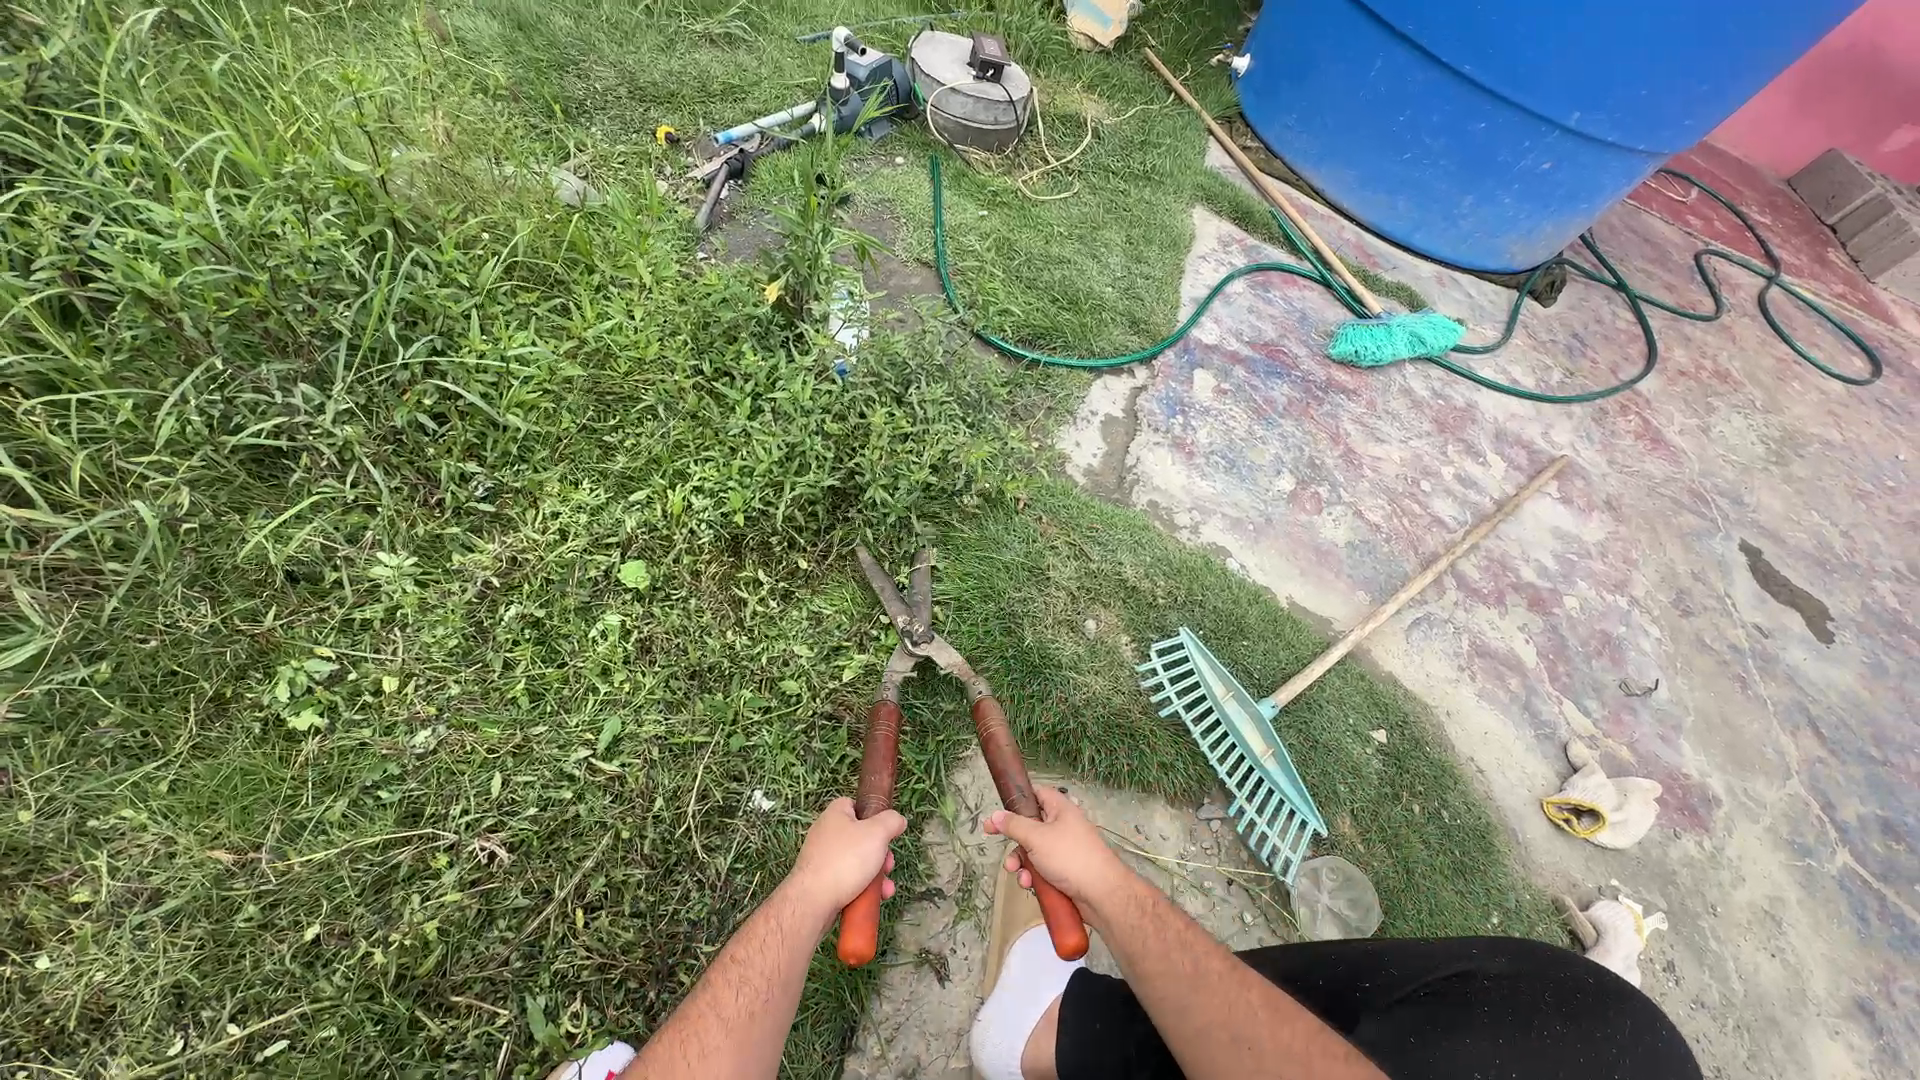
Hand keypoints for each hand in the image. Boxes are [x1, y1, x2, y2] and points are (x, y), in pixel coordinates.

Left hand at [785, 797, 907, 916]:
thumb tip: (898, 820)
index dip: (872, 815)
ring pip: (857, 862)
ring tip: (885, 887)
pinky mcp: (821, 882)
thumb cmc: (846, 860)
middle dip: (880, 852)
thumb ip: (891, 821)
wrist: (814, 901)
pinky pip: (847, 880)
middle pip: (861, 837)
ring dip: (876, 874)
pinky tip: (876, 898)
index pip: (855, 804)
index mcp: (835, 815)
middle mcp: (826, 834)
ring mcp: (822, 859)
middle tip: (888, 863)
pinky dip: (863, 888)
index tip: (885, 829)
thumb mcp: (877, 832)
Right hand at [984, 786, 1130, 903]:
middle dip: (1014, 838)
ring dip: (1021, 861)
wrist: (1101, 894)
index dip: (1017, 800)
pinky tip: (1029, 885)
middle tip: (994, 839)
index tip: (999, 811)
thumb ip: (1013, 825)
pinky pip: (1042, 868)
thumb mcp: (1036, 837)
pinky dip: (1033, 875)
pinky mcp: (1065, 871)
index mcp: (1060, 809)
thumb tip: (995, 815)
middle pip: (1030, 825)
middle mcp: (1063, 826)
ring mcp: (1064, 849)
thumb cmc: (1071, 858)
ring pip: (1033, 850)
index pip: (1036, 794)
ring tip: (1017, 873)